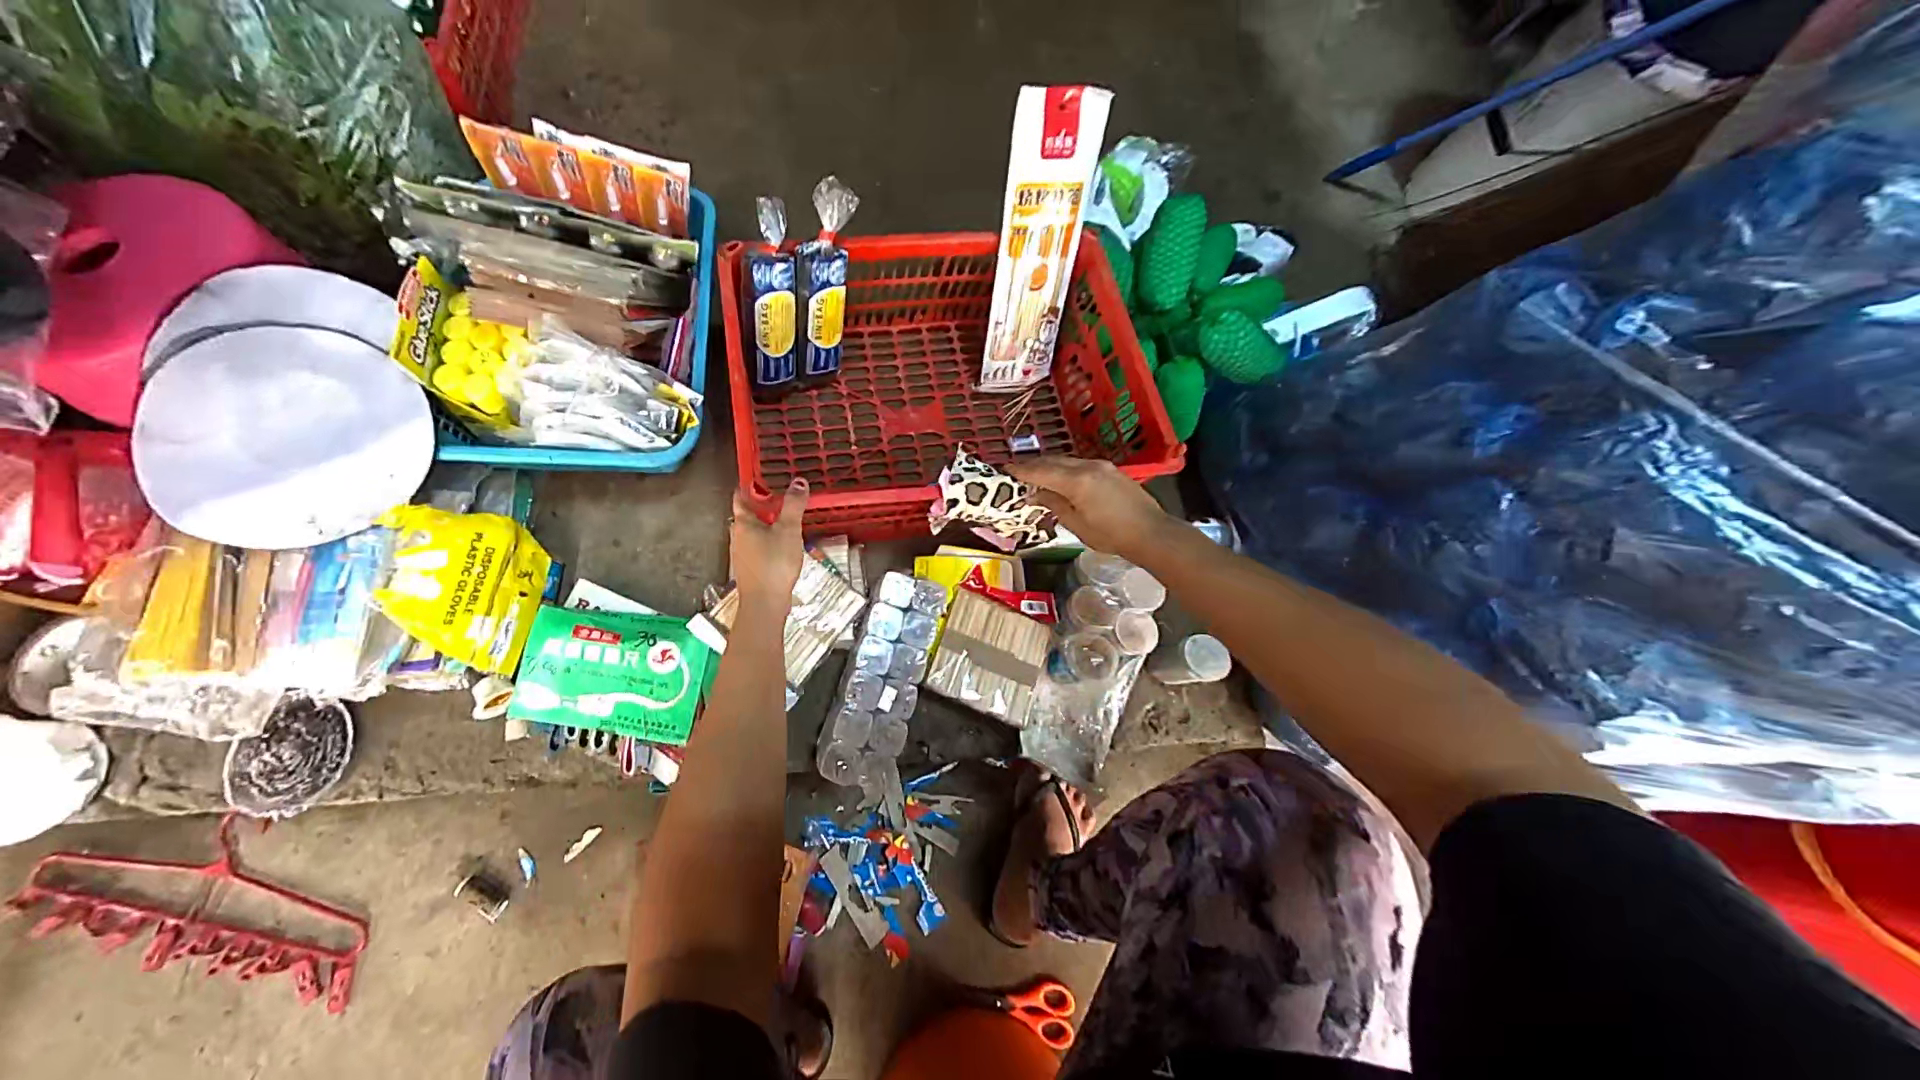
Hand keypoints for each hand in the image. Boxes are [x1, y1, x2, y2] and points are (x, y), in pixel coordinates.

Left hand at [730, 480, 807, 613]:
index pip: (741, 495)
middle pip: (748, 513)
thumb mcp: (789, 530)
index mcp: (743, 522)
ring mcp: (742, 553)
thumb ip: (794, 505)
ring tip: (786, 518)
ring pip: (753, 531)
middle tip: (782, 496)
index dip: (752, 484)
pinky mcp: (750, 567)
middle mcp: (738, 536)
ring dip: (767, 523)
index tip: (765, 476)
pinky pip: (758, 546)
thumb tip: (798, 482)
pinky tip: (784, 544)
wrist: (765, 603)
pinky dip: (769, 540)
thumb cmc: (774, 564)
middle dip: (763, 504)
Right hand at [1007, 457, 1172, 560]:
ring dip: (1049, 466)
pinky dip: (1065, 469)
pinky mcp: (1111, 470)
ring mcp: (1101, 466)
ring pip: (1067, 460)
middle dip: (1033, 465)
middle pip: (1053, 461)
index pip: (1041, 471)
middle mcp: (1088, 466)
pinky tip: (1060, 478)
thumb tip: (1037, 494)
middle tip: (1016, 471)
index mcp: (1076, 481)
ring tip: (1035, 474)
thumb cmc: (1111, 535)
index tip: (1005, 469)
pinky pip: (1080, 464)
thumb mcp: (1076, 524)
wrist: (1151, 533)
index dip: (1021, 470)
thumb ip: (1055, 504)